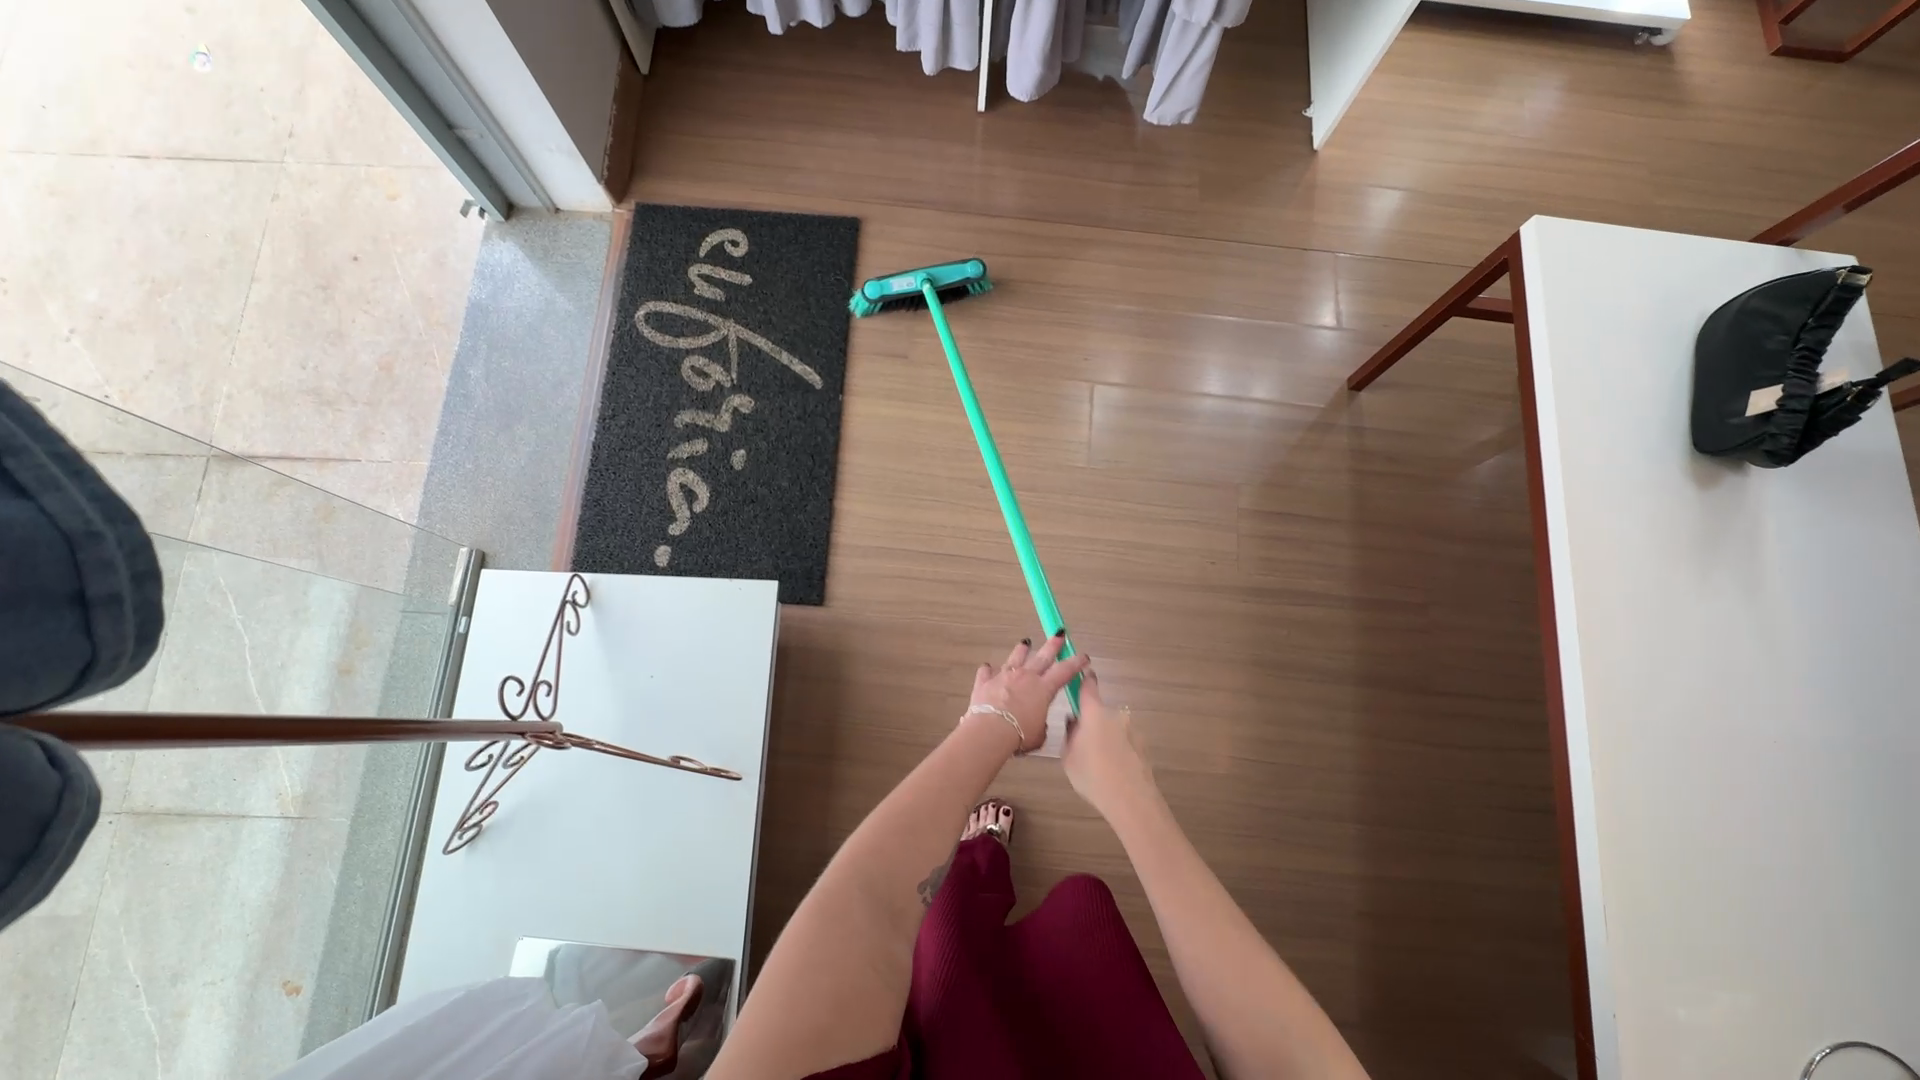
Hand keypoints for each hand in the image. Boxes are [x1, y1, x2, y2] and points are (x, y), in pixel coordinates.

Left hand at [967, 632, 1089, 753]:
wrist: (990, 730)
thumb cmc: (1019, 735)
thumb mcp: (1039, 735)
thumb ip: (1041, 725)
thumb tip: (1037, 723)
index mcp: (1043, 689)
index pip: (1064, 672)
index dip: (1075, 663)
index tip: (1083, 656)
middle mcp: (1025, 677)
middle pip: (1042, 657)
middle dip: (1053, 645)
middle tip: (1059, 634)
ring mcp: (1003, 677)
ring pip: (1015, 658)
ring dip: (1021, 650)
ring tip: (1025, 643)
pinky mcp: (984, 682)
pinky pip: (986, 672)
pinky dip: (988, 670)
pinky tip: (987, 668)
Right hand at [1061, 667, 1155, 816]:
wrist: (1130, 799)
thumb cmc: (1092, 775)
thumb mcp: (1068, 757)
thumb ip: (1069, 734)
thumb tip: (1075, 723)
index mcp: (1095, 714)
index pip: (1089, 688)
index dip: (1084, 680)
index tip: (1084, 675)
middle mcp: (1116, 716)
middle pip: (1100, 713)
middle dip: (1091, 724)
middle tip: (1083, 747)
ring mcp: (1133, 730)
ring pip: (1113, 729)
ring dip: (1106, 739)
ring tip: (1100, 766)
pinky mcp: (1144, 746)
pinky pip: (1125, 743)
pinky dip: (1119, 751)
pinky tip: (1114, 771)